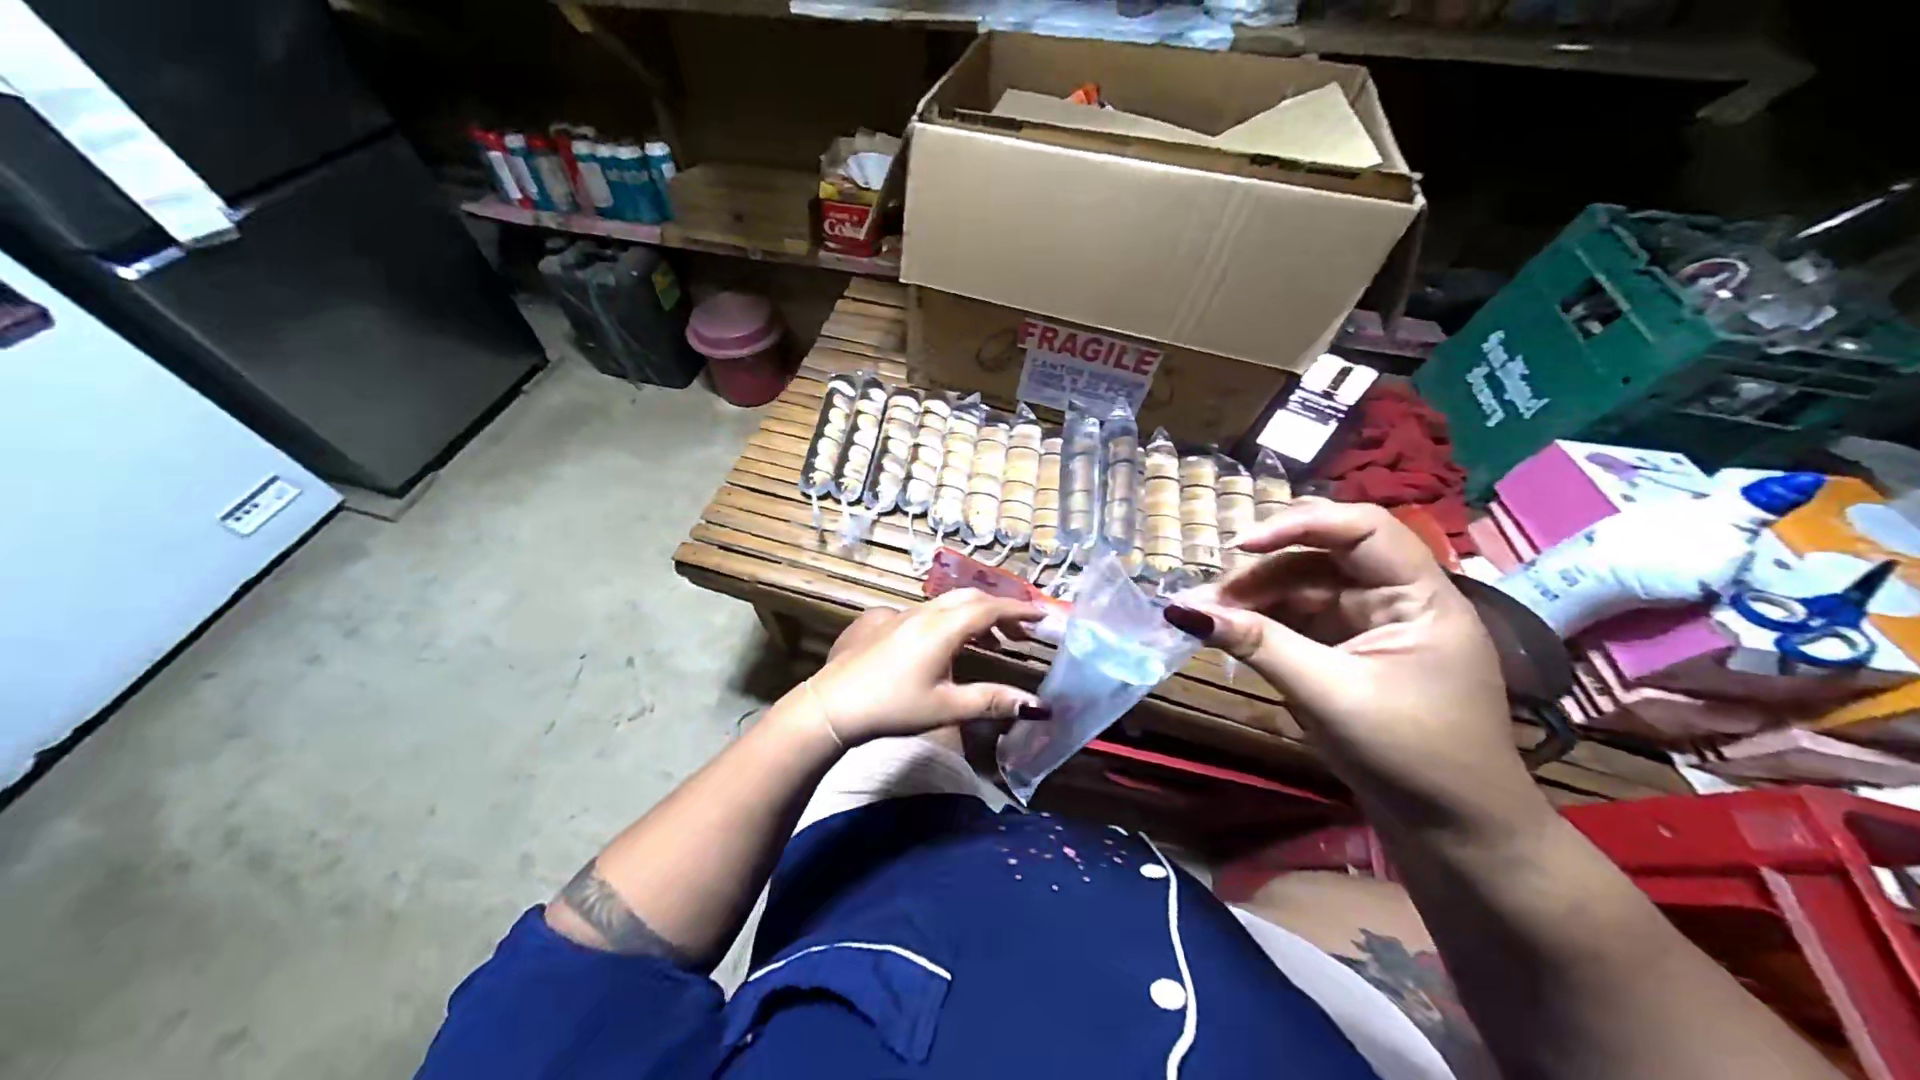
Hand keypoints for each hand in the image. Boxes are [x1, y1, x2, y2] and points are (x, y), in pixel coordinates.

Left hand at [803, 590, 1049, 744]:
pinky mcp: (882, 621)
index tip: (1043, 616)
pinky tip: (944, 644)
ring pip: (947, 604)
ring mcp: (900, 614)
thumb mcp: (948, 708)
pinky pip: (925, 611)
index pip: (991, 609)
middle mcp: (924, 612)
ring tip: (992, 642)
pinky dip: (949, 620)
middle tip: (1022, 633)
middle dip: (1000, 611)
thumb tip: (1040, 707)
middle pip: (971, 599)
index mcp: (944, 627)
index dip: (1020, 611)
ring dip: (975, 616)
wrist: (832, 704)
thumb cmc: (893, 707)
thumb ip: (994, 701)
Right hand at [1165, 499, 1547, 834]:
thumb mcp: (1329, 695)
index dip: (1298, 525)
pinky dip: (1264, 624)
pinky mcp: (1350, 651)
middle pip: (1322, 557)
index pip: (1361, 528)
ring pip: (1304, 589)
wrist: (1456, 833)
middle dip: (1263, 571)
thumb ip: (1258, 645)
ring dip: (1255, 599)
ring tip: (1205, 617)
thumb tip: (1183, 610)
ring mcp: (1372, 625)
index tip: (1238, 546)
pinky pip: (1300, 621)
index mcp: (1421, 596)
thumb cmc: (1411, 756)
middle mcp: (1398, 598)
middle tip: (1208, 598)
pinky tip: (1229, 630)